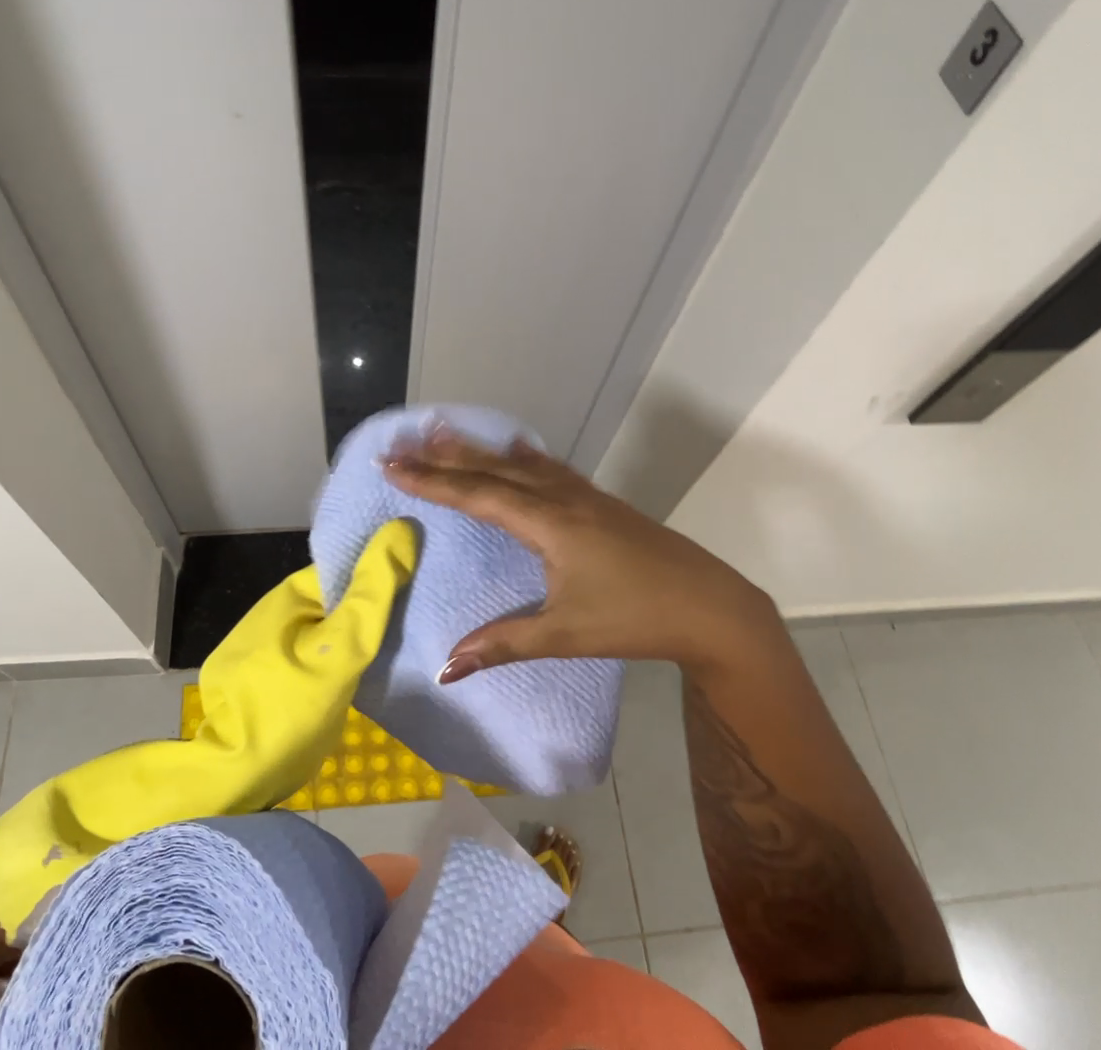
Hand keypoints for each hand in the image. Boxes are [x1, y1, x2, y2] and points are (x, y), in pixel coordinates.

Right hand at [382, 428, 775, 681]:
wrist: (710, 606)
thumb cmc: (635, 619)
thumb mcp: (565, 635)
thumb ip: (503, 644)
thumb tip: (446, 667)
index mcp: (550, 524)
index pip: (479, 494)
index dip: (431, 481)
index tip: (390, 465)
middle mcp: (565, 500)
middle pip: (496, 468)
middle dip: (446, 455)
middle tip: (404, 440)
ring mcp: (588, 498)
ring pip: (524, 463)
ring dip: (481, 449)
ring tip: (446, 433)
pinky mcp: (604, 505)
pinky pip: (551, 469)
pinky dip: (521, 457)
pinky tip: (519, 454)